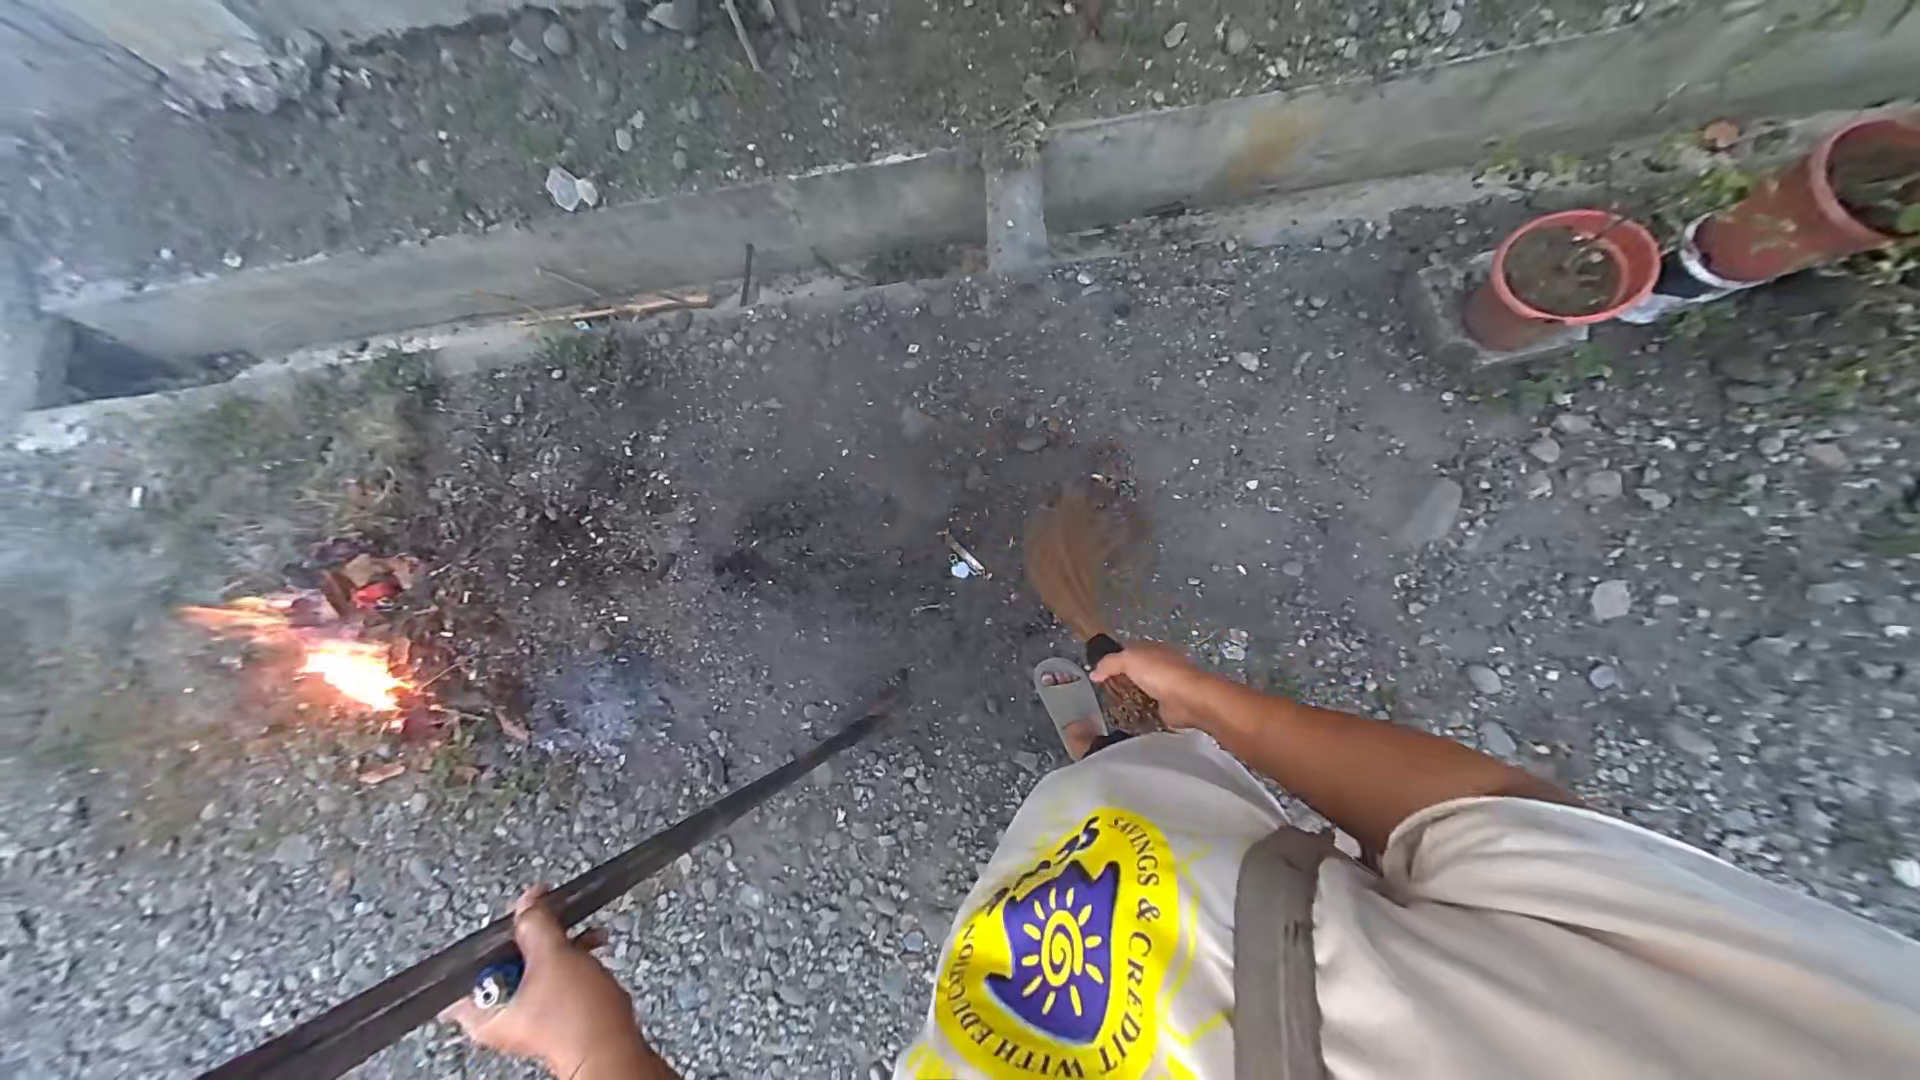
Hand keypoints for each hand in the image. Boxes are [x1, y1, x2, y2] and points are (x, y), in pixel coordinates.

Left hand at [442, 886, 657, 1078]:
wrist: (609, 1041)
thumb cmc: (574, 1012)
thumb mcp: (553, 956)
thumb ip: (536, 924)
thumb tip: (527, 900)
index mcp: (483, 1009)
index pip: (469, 966)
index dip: (491, 936)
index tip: (518, 914)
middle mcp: (498, 1014)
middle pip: (504, 960)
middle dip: (533, 935)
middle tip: (552, 918)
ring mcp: (526, 1012)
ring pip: (533, 963)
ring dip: (558, 941)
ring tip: (581, 931)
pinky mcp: (552, 1008)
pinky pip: (553, 971)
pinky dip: (571, 953)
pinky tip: (593, 943)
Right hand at [1090, 641, 1237, 730]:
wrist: (1189, 699)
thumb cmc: (1159, 673)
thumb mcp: (1128, 660)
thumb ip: (1108, 664)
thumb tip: (1093, 674)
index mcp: (1151, 649)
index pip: (1126, 650)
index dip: (1111, 658)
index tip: (1096, 671)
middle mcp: (1158, 665)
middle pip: (1133, 670)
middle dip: (1118, 679)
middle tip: (1099, 690)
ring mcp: (1163, 686)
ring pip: (1139, 689)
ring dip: (1128, 696)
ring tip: (1107, 705)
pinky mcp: (1166, 706)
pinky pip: (1146, 707)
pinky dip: (1137, 710)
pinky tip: (1124, 716)